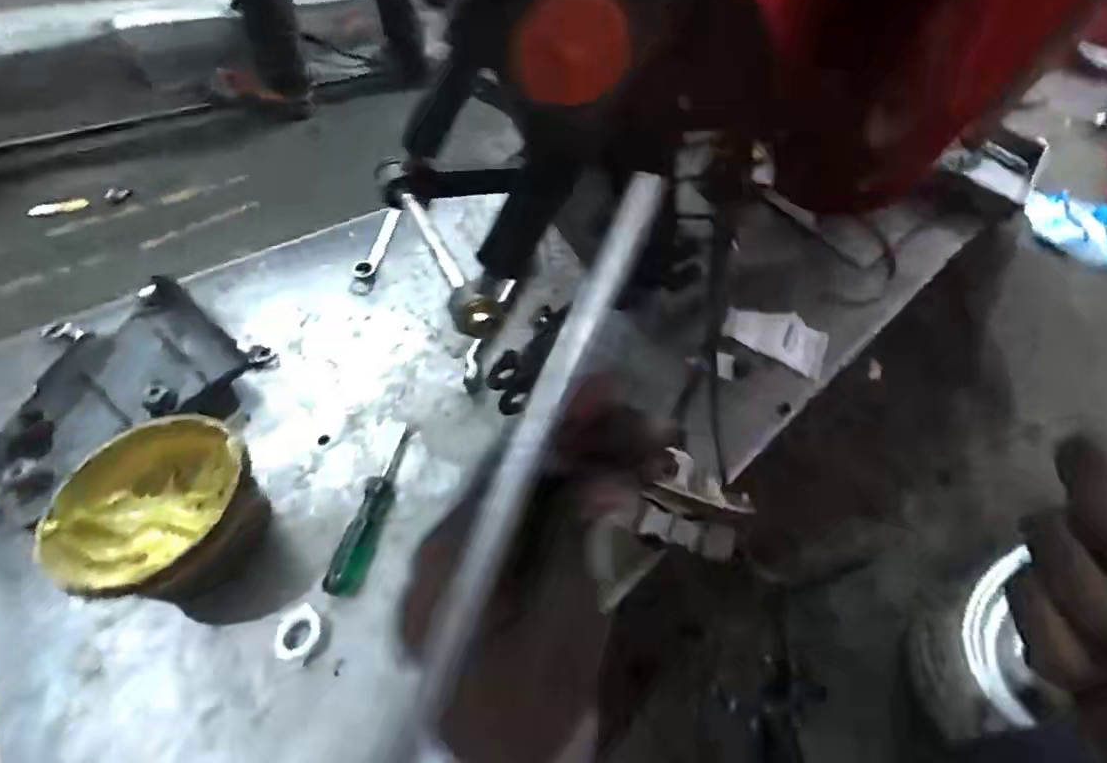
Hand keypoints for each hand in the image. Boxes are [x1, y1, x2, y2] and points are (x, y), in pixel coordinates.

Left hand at [398, 379, 672, 762]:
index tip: (604, 390)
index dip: (559, 424)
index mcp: (451, 555)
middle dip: (591, 439)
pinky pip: (554, 506)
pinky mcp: (515, 557)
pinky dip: (594, 487)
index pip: (507, 468)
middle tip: (650, 423)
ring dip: (600, 458)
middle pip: (528, 467)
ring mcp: (489, 546)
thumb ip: (578, 556)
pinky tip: (633, 475)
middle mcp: (462, 538)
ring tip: (655, 443)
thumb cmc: (527, 715)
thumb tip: (613, 481)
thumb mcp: (556, 641)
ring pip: (545, 482)